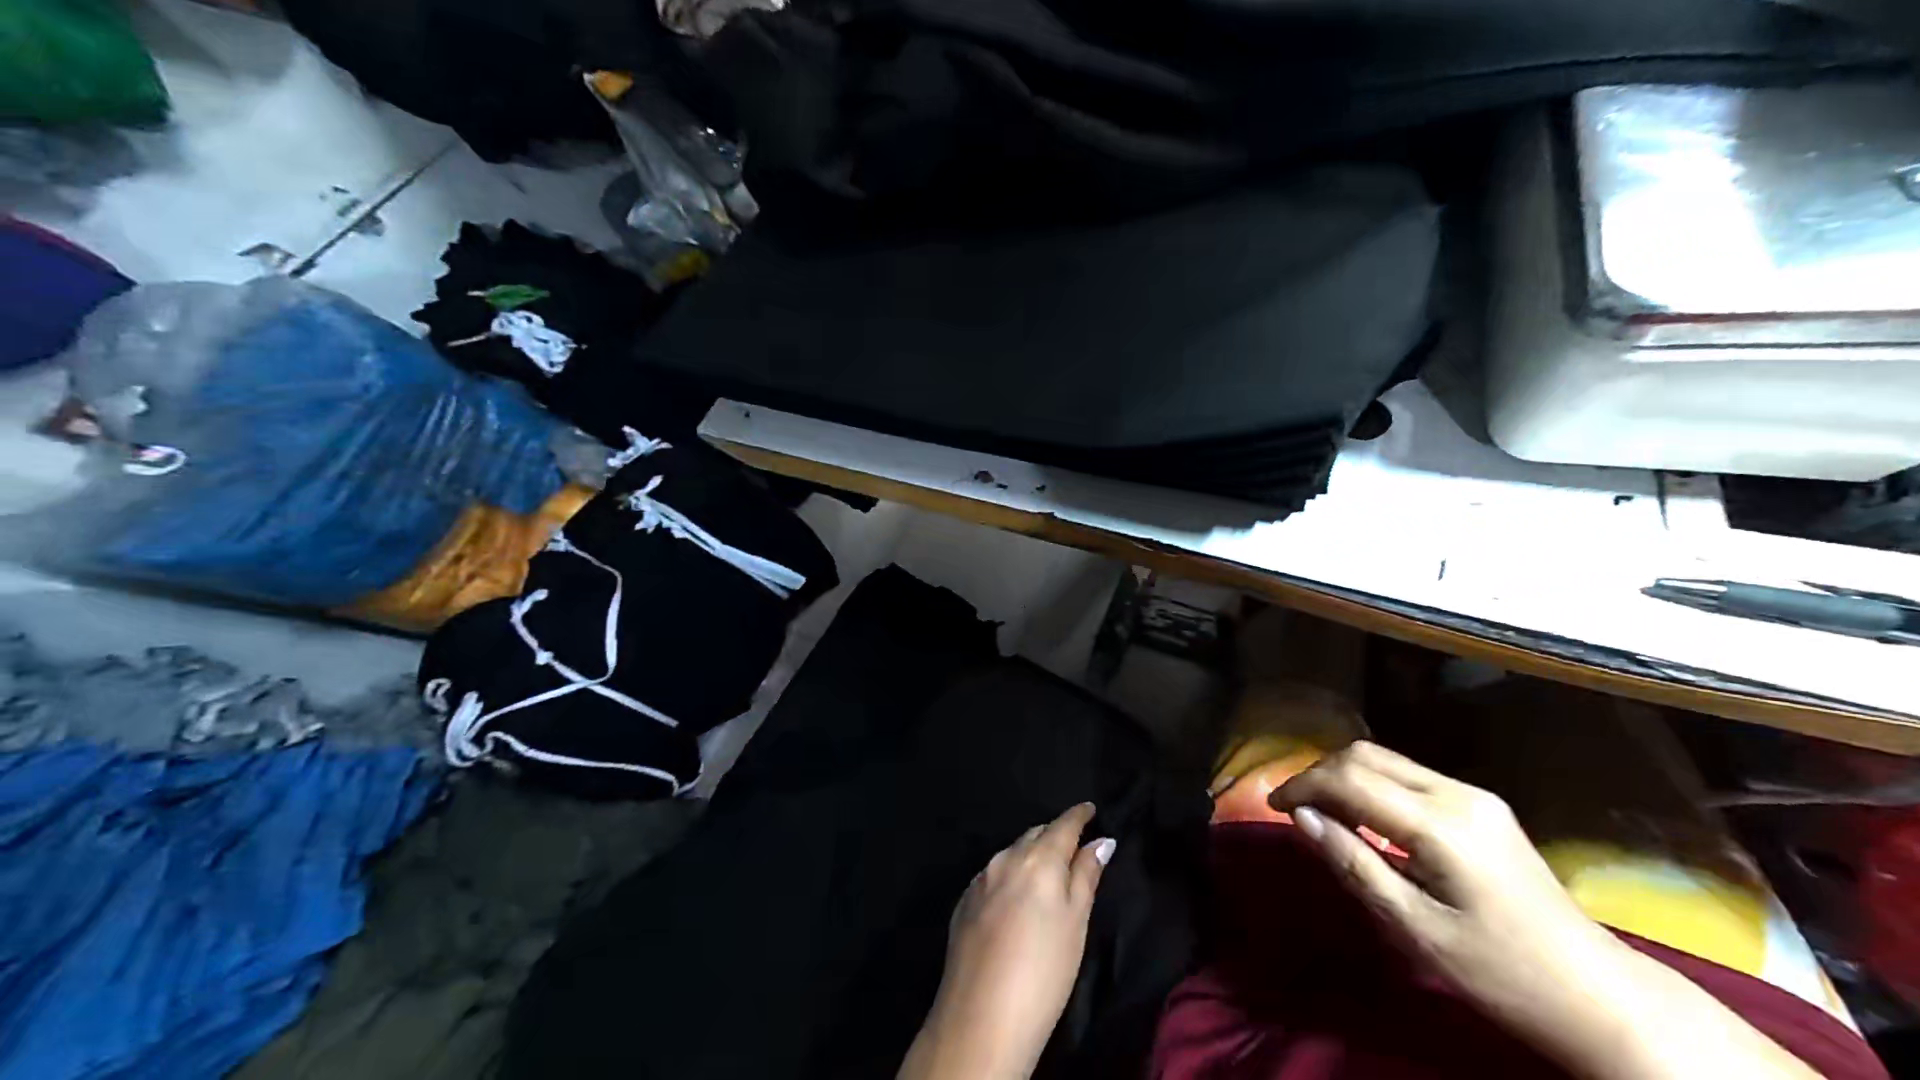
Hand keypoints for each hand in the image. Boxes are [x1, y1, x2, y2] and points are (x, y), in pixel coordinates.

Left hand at [898, 802, 1115, 1079]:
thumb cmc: (1044, 969)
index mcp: (1038, 859)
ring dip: (1030, 854)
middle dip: (1054, 834)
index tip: (1090, 809)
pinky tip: (1015, 897)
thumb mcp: (1076, 922)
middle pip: (1035, 835)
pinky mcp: (963, 902)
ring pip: (1011, 853)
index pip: (1063, 824)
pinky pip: (993, 875)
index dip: (1079, 815)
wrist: (981, 1016)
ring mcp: (980, 879)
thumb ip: (1086, 875)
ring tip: (1046, 870)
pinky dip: (1010, 875)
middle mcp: (1005, 858)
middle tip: (1073, 844)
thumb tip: (1101, 841)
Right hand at [1272, 742, 1820, 1079]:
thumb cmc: (1500, 971)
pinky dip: (1372, 787)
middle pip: (1367, 755)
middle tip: (1294, 809)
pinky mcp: (1481, 807)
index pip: (1351, 778)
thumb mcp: (1414, 928)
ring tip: (1322, 813)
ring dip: (1344, 777)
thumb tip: (1302, 818)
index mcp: (1441, 824)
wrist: (1598, 995)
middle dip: (1320, 773)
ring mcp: (1474, 796)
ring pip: (1387, 760)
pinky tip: (1364, 819)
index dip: (1303, 784)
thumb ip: (1353, 863)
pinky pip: (1409, 777)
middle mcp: (1458, 794)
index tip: (1273, 807)